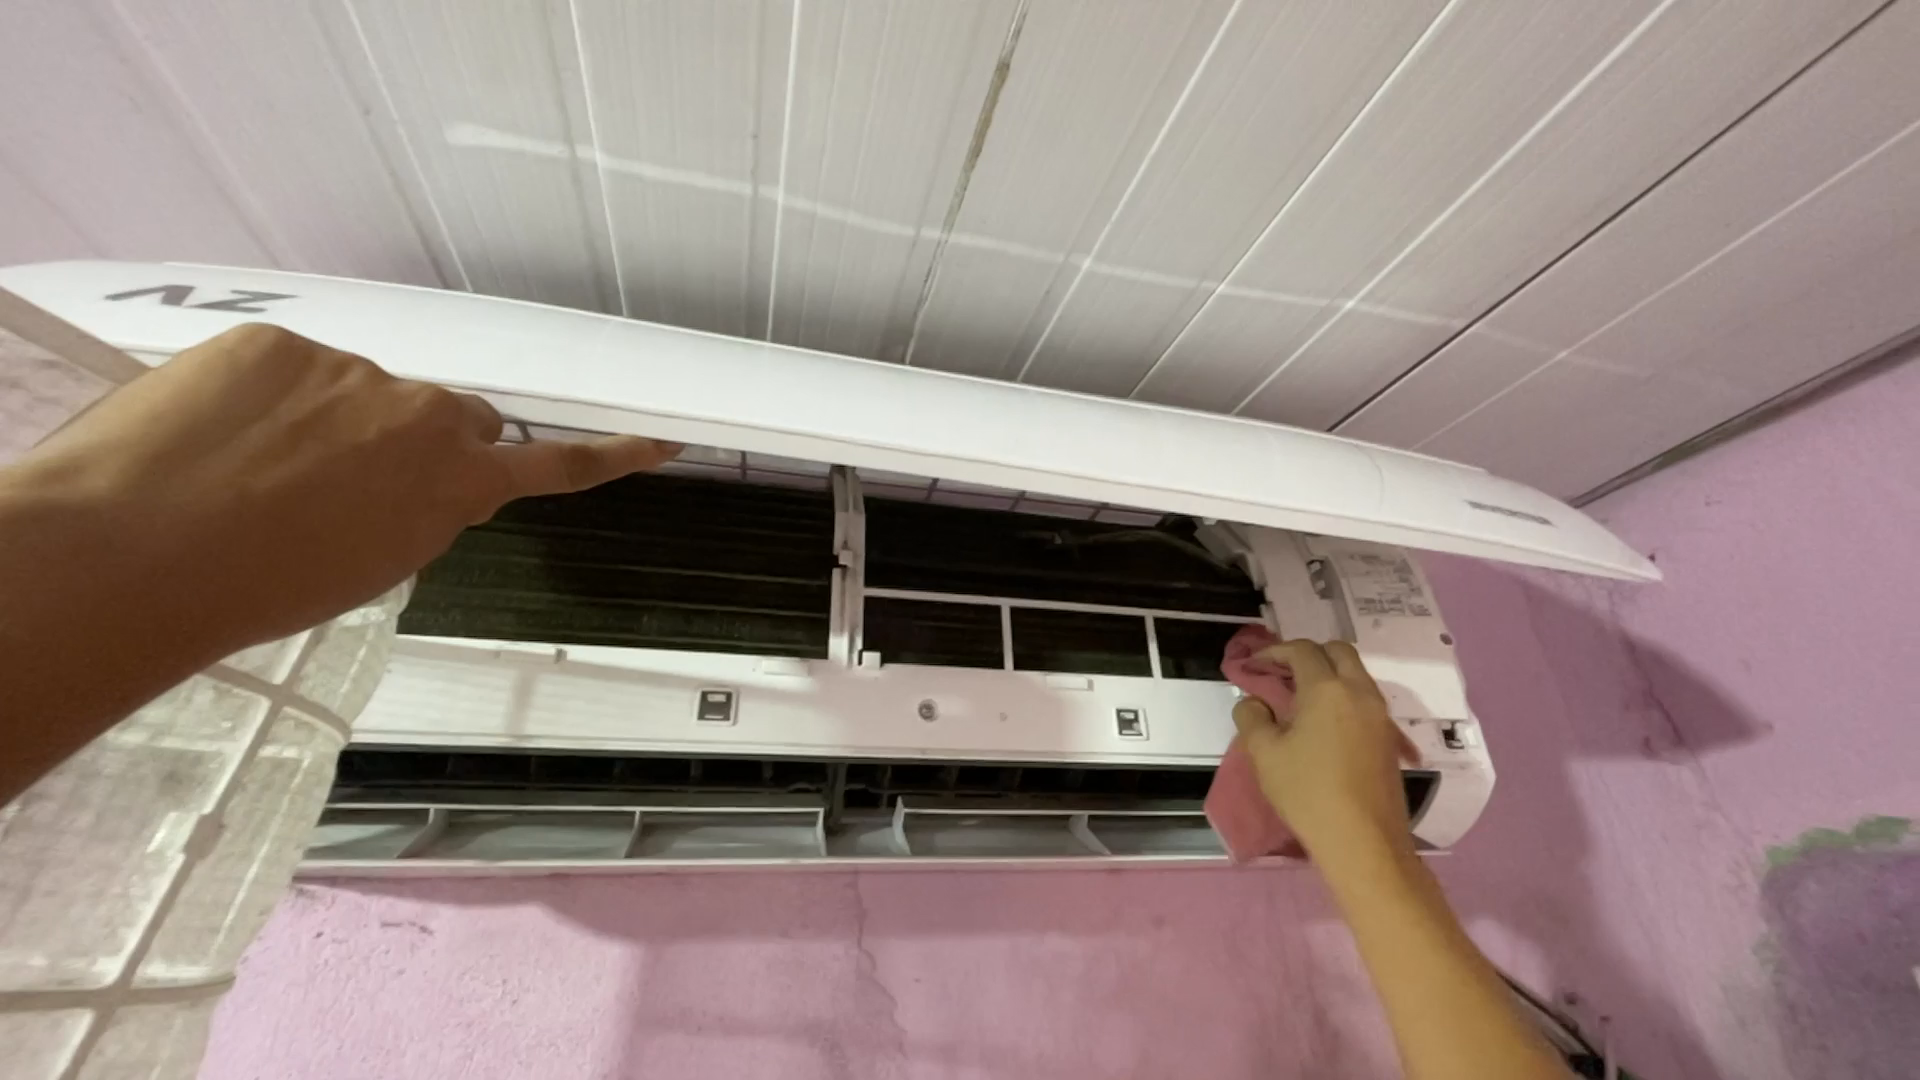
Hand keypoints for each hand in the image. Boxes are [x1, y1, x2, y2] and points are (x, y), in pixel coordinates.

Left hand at [15, 322, 679, 655]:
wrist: (129, 554)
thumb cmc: (269, 583)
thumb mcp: (386, 561)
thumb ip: (436, 510)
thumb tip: (438, 482)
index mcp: (460, 481)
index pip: (560, 464)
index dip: (618, 454)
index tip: (666, 441)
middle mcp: (427, 416)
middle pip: (457, 418)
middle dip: (430, 440)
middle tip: (362, 481)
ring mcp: (354, 373)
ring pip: (373, 393)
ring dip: (346, 419)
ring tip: (269, 464)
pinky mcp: (278, 343)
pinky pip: (301, 367)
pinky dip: (278, 393)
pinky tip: (230, 432)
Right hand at [1231, 639, 1419, 860]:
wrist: (1363, 842)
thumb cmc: (1307, 791)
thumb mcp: (1263, 752)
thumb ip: (1252, 717)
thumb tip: (1254, 703)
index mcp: (1327, 689)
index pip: (1301, 651)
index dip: (1273, 652)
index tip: (1253, 665)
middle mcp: (1359, 693)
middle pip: (1337, 651)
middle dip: (1307, 655)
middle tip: (1281, 674)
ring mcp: (1380, 716)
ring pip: (1355, 674)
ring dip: (1327, 675)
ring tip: (1298, 700)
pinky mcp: (1389, 738)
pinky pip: (1365, 699)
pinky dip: (1342, 696)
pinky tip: (1322, 724)